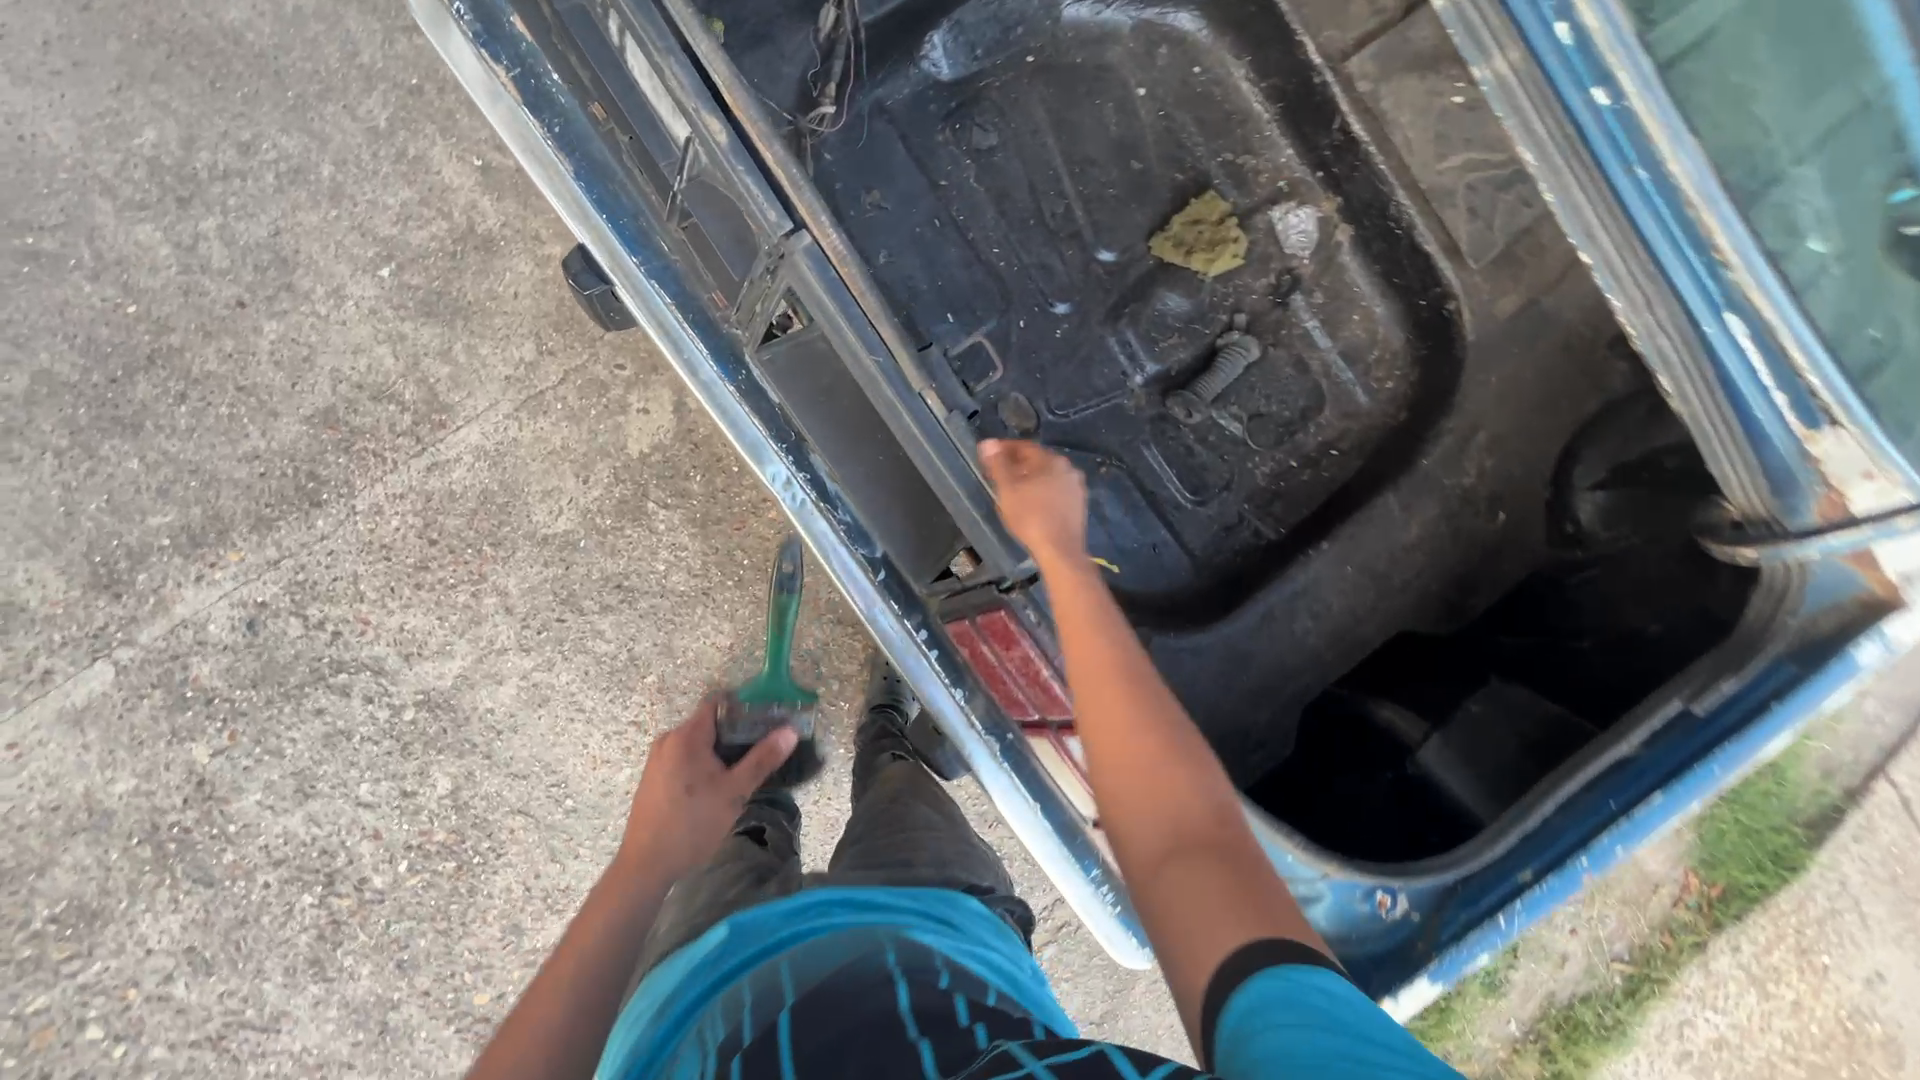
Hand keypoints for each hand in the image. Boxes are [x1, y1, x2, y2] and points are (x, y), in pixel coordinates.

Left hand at [617, 696, 797, 880]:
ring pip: (698, 743)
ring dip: (722, 751)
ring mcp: (658, 759)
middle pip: (710, 723)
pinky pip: (686, 758)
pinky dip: (705, 763)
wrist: (646, 865)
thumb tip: (790, 731)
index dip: (745, 707)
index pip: (718, 703)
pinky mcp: (655, 777)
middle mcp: (669, 740)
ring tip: (747, 768)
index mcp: (686, 736)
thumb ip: (763, 759)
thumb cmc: (693, 824)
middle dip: (738, 733)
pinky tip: (720, 784)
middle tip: (765, 748)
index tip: (768, 719)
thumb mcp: (734, 792)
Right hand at [978, 439, 1089, 569]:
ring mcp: (1076, 487)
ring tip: (1015, 489)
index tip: (990, 455)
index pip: (1024, 447)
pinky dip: (1043, 491)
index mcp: (1051, 460)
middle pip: (1038, 460)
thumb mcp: (1007, 489)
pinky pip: (1057, 490)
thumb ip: (997, 464)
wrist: (1060, 550)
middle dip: (1018, 464)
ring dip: (1032, 478)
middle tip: (1000, 472)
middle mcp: (1068, 468)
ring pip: (1049, 476)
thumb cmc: (1030, 517)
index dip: (1005, 449)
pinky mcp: (1079, 504)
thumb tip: (988, 442)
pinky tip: (1033, 502)